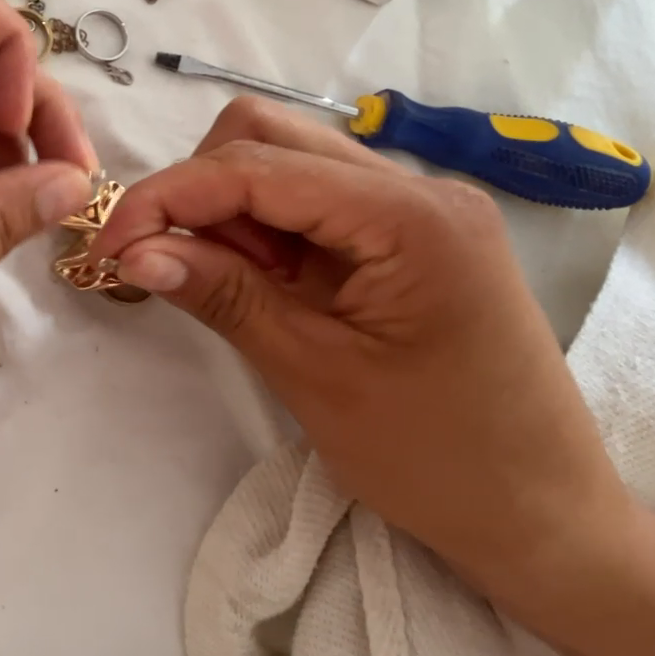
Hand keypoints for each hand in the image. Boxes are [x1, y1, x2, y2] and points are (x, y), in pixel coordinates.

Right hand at [88, 97, 630, 593]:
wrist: (544, 520)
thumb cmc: (439, 460)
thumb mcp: (314, 376)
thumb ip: (222, 295)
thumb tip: (132, 250)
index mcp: (411, 217)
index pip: (254, 168)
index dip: (168, 196)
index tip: (109, 245)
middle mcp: (416, 188)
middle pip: (266, 135)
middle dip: (198, 189)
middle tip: (180, 264)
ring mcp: (412, 206)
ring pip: (279, 157)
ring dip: (226, 208)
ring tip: (230, 282)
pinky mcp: (400, 232)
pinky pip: (303, 197)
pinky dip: (257, 226)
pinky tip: (262, 281)